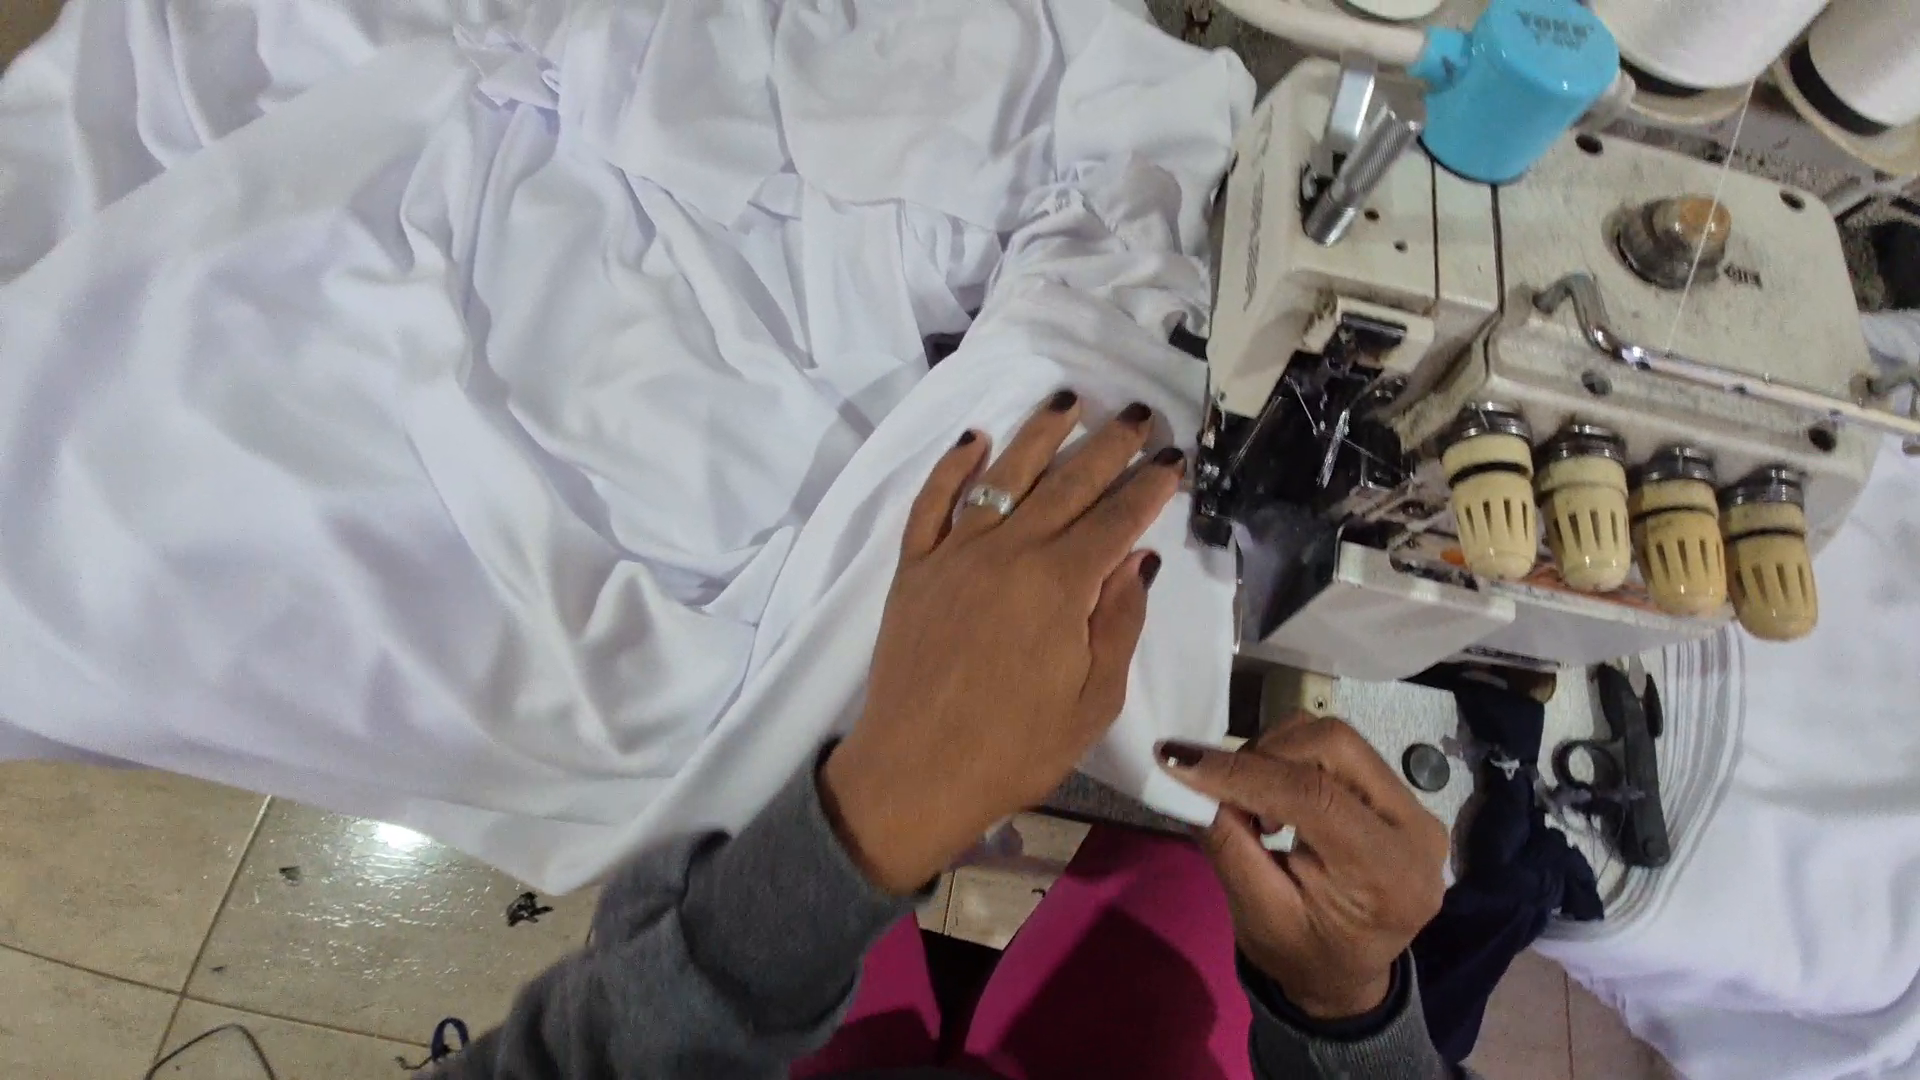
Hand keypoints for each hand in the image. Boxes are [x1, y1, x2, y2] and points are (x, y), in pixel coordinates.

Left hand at [821, 392, 1183, 893]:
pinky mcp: (913, 566)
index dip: (1149, 486)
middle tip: (1137, 414)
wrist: (914, 774)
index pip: (1116, 519)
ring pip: (1003, 476)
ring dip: (1038, 433)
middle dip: (1108, 445)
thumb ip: (1118, 620)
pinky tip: (974, 439)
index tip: (1172, 458)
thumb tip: (1137, 557)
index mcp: (1059, 586)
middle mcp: (1008, 552)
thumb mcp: (1094, 700)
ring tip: (1066, 399)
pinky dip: (952, 467)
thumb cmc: (1015, 748)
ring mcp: (954, 554)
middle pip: (1067, 484)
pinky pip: (931, 502)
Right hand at [1158, 715, 1448, 1018]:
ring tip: (1254, 799)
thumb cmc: (1303, 952)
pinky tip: (1275, 793)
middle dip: (1264, 754)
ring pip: (1331, 736)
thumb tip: (1187, 774)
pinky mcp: (1394, 792)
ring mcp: (1411, 805)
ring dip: (1275, 752)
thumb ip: (1227, 842)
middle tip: (1227, 791)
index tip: (1179, 761)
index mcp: (1389, 875)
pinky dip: (1288, 754)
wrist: (1345, 971)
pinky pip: (1334, 746)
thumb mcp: (1257, 913)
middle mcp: (1414, 829)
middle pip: (1333, 745)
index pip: (1314, 796)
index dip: (1241, 772)